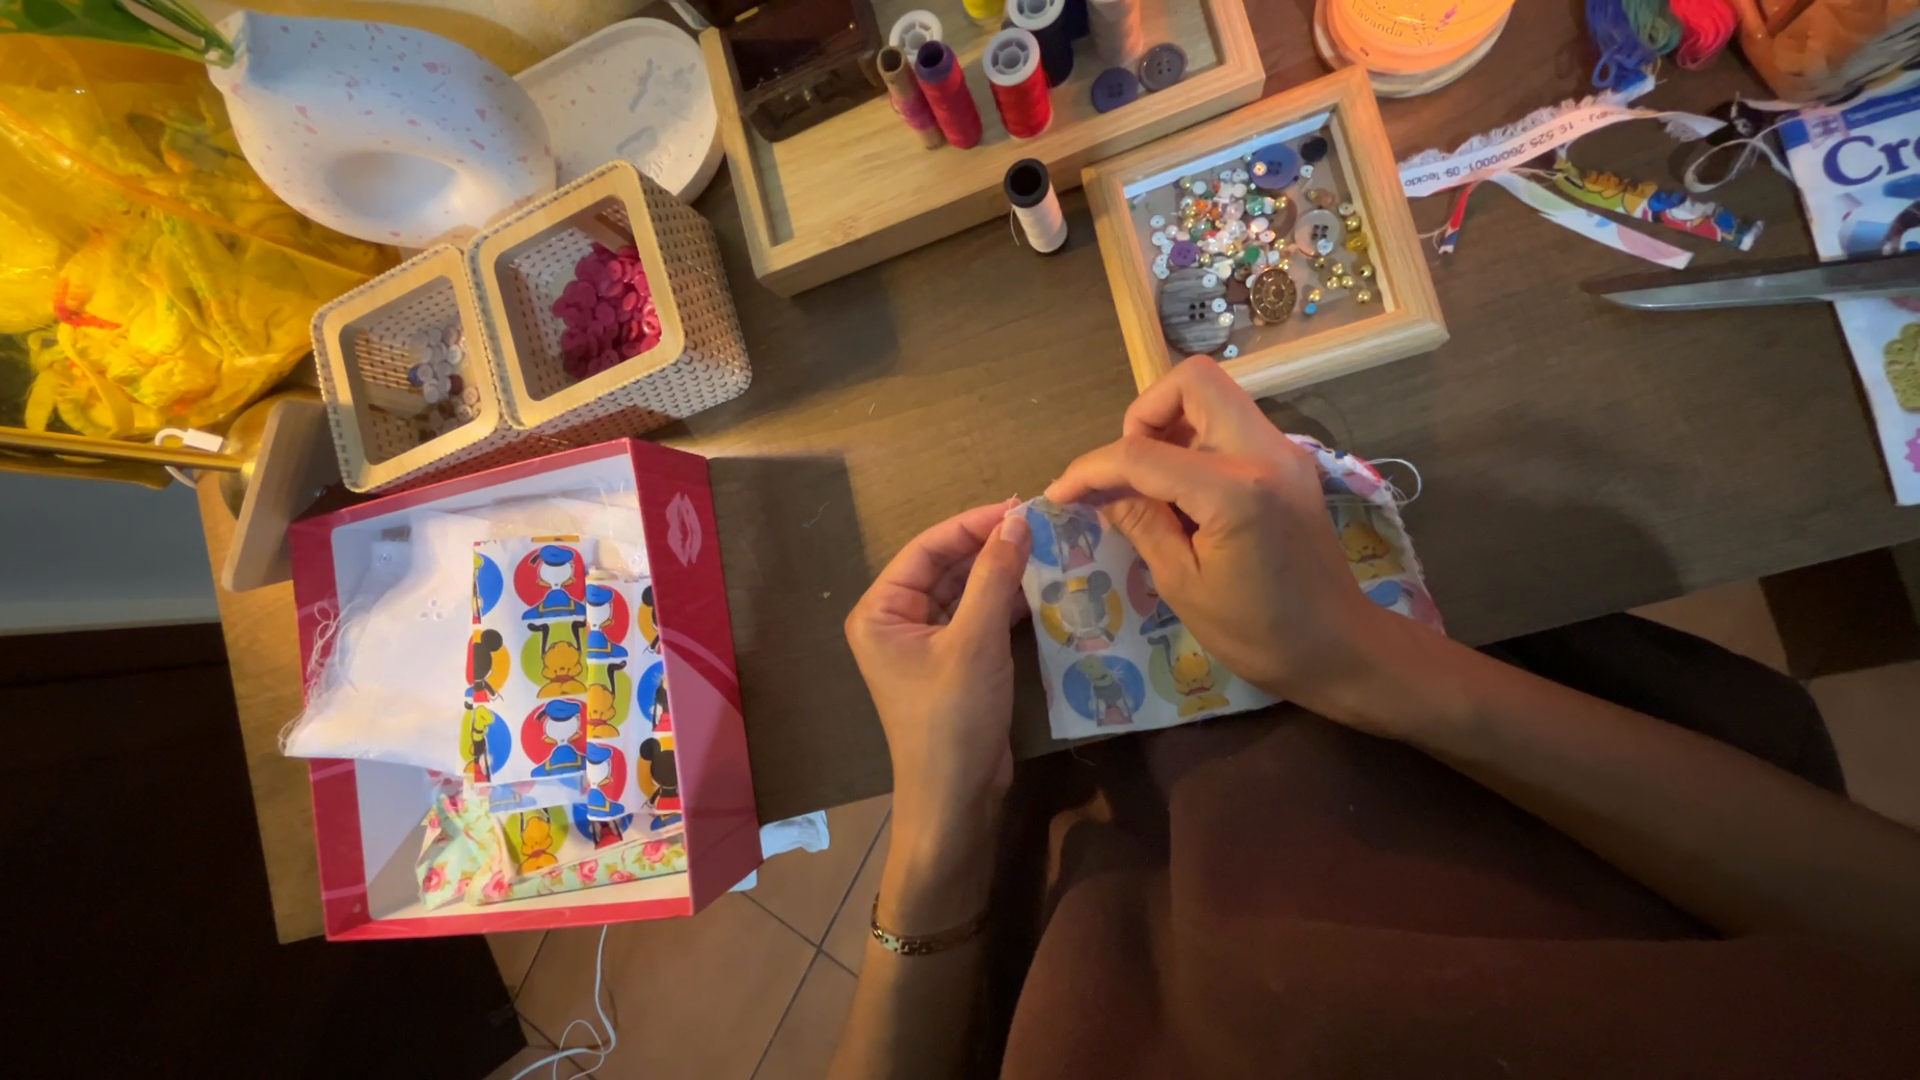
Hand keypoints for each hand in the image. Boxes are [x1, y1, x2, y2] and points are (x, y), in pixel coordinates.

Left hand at [845, 501, 1030, 929]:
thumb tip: (1017, 520)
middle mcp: (897, 620)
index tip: (1019, 507)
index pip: (926, 549)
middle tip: (1041, 525)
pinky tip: (1043, 588)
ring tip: (1049, 549)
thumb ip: (994, 576)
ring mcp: (926, 642)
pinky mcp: (955, 661)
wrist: (957, 799)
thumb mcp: (974, 643)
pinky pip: (979, 617)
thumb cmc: (953, 719)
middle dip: (990, 547)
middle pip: (947, 567)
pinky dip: (1007, 604)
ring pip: (967, 591)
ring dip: (1003, 573)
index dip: (971, 523)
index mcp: (880, 611)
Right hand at [1046, 357, 1402, 725]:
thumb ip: (1140, 523)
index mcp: (1235, 490)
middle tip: (1126, 470)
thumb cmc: (1258, 632)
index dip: (1090, 469)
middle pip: (1192, 382)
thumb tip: (1099, 493)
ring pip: (1214, 395)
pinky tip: (1181, 493)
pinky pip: (1230, 424)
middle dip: (1142, 415)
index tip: (1061, 493)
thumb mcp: (1183, 583)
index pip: (1142, 452)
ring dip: (1169, 425)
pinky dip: (1194, 442)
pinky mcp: (1288, 462)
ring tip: (1149, 483)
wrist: (1340, 648)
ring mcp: (1283, 452)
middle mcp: (1264, 452)